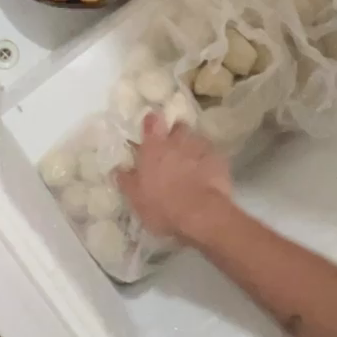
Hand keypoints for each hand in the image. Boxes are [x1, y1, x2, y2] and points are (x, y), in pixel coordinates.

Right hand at [117, 114, 232, 244]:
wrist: (201, 214)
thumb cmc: (162, 205)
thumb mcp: (135, 198)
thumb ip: (126, 180)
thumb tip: (117, 168)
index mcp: (154, 147)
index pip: (152, 121)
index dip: (152, 122)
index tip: (152, 127)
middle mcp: (177, 141)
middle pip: (178, 126)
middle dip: (177, 133)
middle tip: (174, 147)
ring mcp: (200, 149)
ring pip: (197, 139)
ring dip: (194, 147)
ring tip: (193, 162)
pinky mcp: (219, 161)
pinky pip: (213, 155)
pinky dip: (209, 161)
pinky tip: (208, 173)